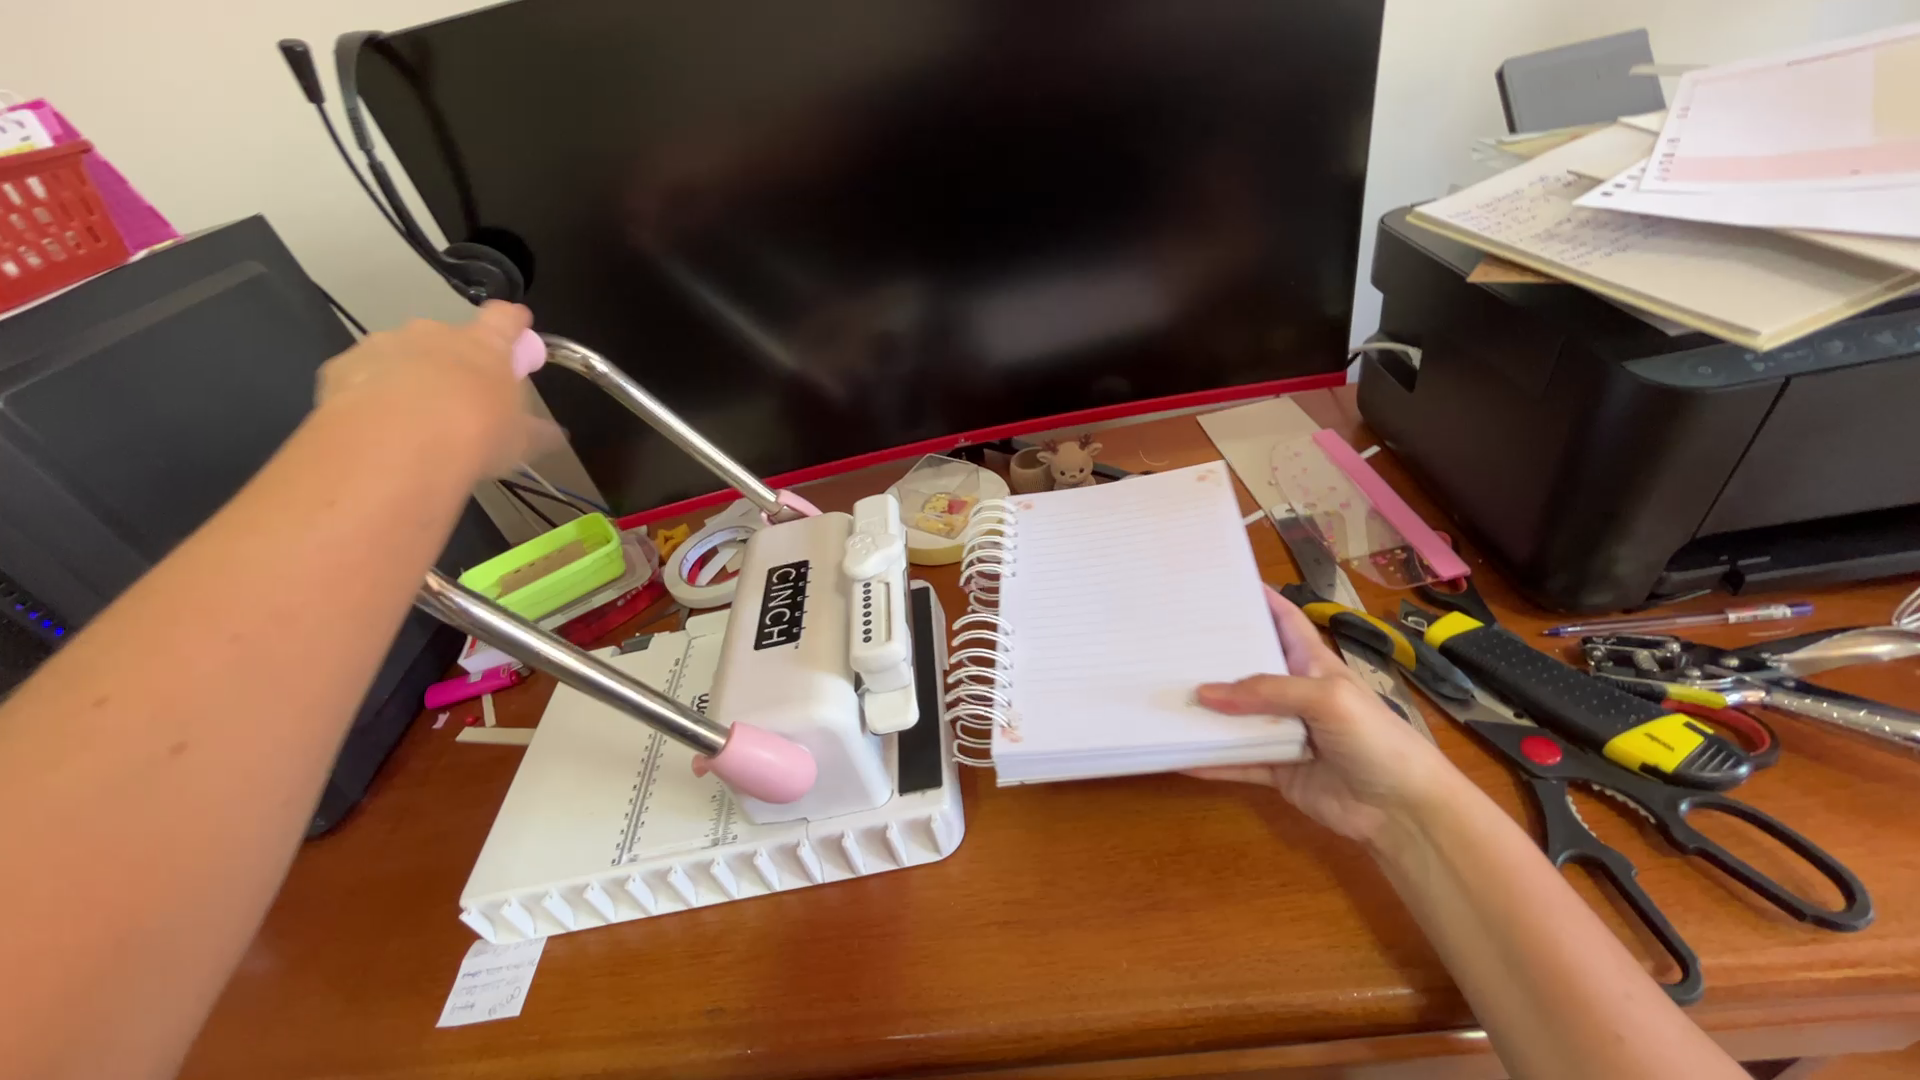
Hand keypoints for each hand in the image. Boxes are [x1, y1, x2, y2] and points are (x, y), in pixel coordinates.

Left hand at [314, 302, 560, 478]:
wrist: (396, 445)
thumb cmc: (475, 434)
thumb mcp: (519, 441)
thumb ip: (537, 431)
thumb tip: (555, 433)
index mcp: (484, 345)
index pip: (504, 318)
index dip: (512, 322)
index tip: (517, 327)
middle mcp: (434, 333)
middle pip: (449, 337)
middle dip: (454, 360)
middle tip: (461, 398)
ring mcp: (385, 345)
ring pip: (403, 355)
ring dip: (411, 377)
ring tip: (415, 420)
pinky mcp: (343, 366)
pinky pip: (364, 375)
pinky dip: (372, 393)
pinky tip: (380, 426)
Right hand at [1188, 588, 1458, 843]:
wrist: (1404, 809)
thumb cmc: (1376, 738)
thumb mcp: (1326, 698)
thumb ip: (1266, 692)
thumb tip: (1203, 693)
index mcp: (1313, 665)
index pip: (1285, 622)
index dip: (1262, 600)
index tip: (1225, 582)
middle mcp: (1294, 695)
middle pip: (1247, 670)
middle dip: (1214, 656)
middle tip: (1169, 640)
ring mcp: (1284, 733)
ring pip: (1235, 718)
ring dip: (1204, 711)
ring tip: (1160, 696)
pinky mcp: (1277, 769)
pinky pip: (1236, 761)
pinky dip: (1209, 760)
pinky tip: (1177, 755)